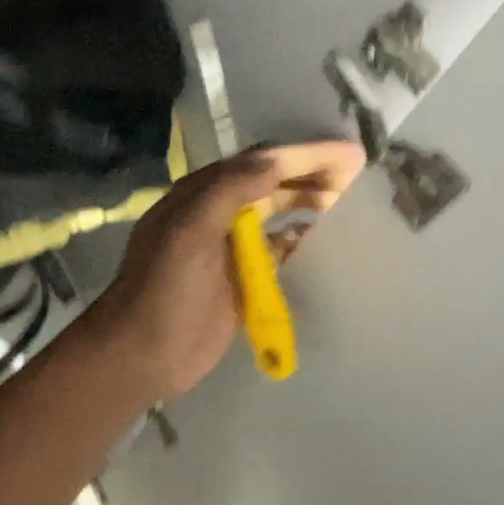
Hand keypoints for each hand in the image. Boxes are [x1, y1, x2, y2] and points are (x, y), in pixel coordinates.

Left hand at [79, 143, 365, 402]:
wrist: (144, 351)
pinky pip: (277, 250)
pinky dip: (299, 240)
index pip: (258, 162)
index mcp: (200, 193)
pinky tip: (324, 240)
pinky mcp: (241, 279)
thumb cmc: (164, 286)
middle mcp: (216, 212)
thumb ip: (229, 191)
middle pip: (270, 183)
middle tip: (359, 173)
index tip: (349, 154)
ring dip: (308, 202)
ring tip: (350, 199)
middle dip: (311, 173)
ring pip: (275, 213)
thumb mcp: (190, 230)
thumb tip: (275, 158)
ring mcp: (228, 246)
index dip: (303, 154)